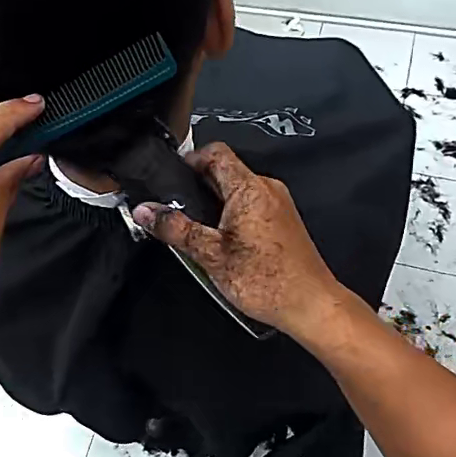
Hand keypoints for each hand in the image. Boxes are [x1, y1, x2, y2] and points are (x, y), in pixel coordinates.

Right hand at [130, 142, 353, 338]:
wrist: (309, 304)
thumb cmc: (267, 281)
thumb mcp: (210, 255)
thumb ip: (175, 229)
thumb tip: (146, 211)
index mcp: (250, 188)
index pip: (215, 152)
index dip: (189, 161)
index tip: (172, 181)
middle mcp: (268, 189)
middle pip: (225, 172)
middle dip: (199, 189)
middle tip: (179, 213)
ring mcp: (279, 205)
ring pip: (238, 193)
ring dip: (216, 207)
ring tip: (199, 233)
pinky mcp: (284, 222)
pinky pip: (253, 208)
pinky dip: (234, 218)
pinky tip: (224, 246)